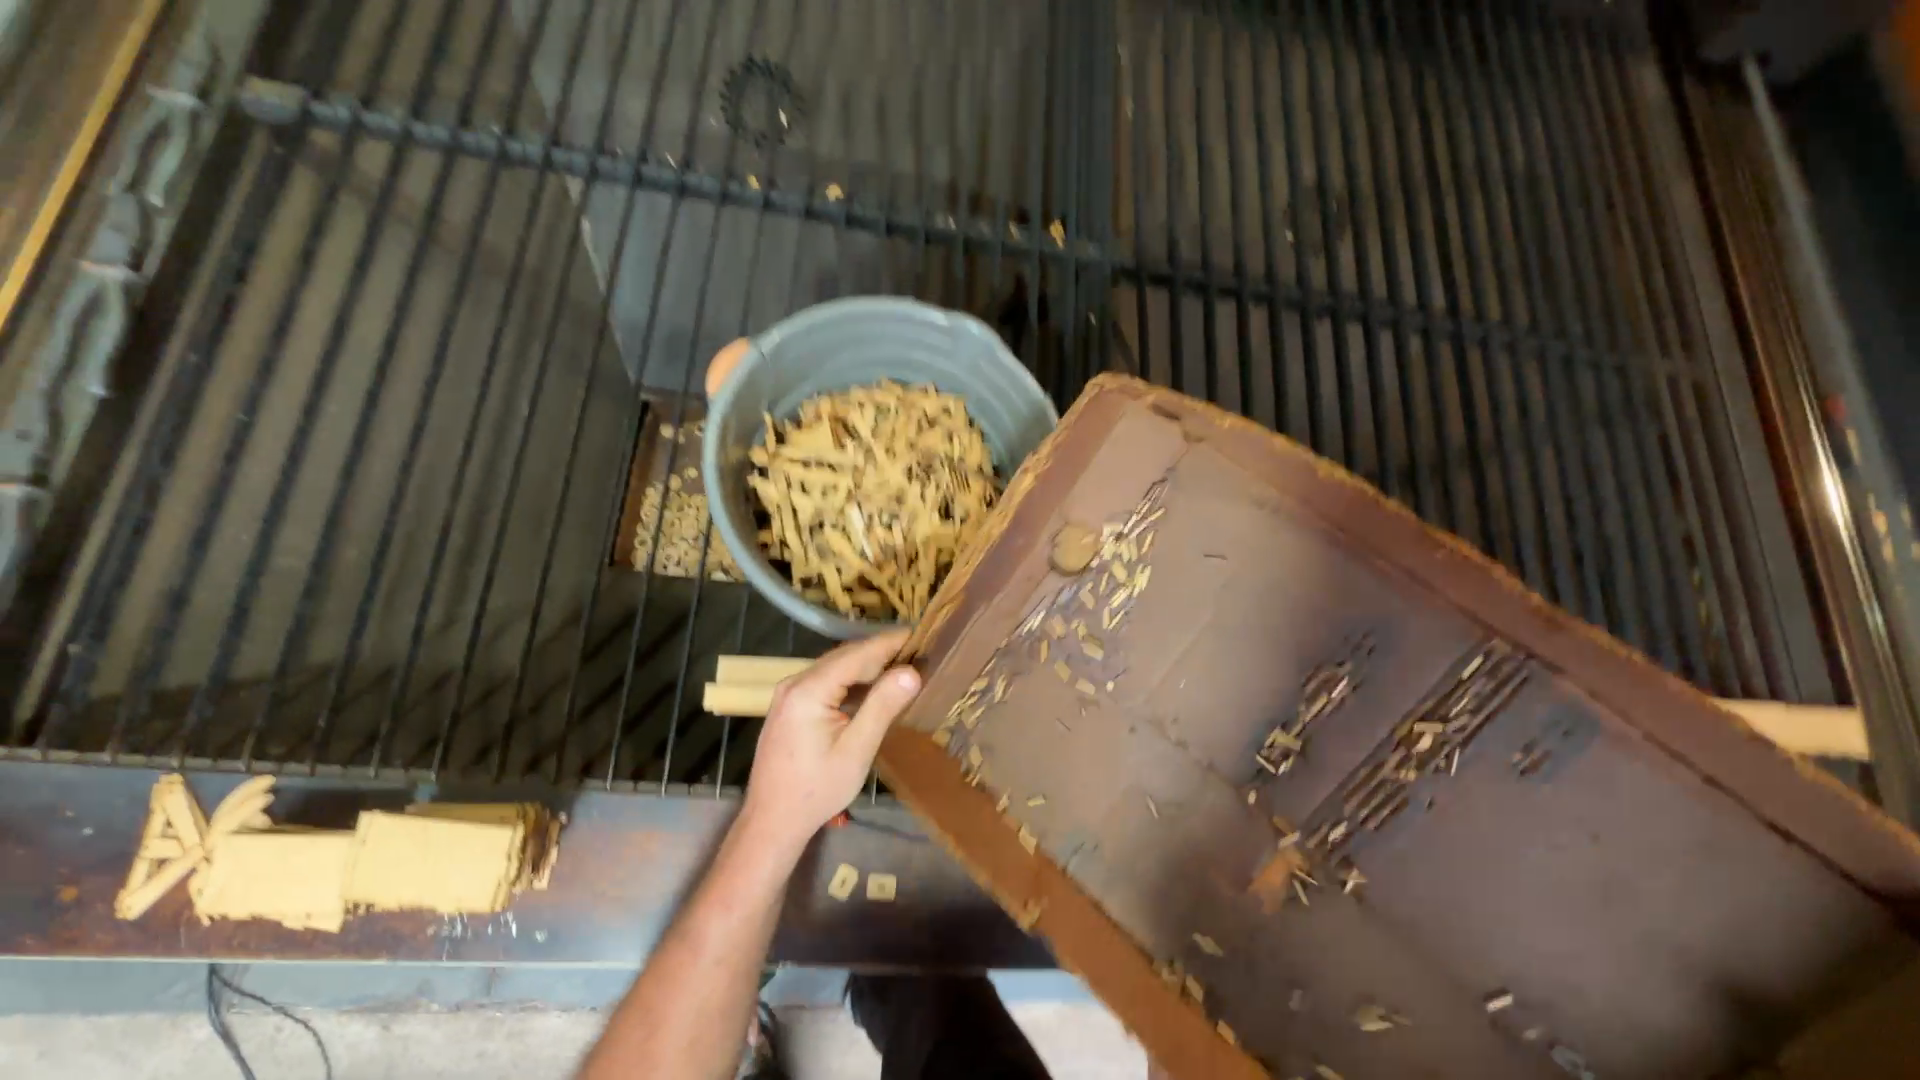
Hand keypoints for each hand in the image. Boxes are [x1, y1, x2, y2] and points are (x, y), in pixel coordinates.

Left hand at [741, 629, 921, 851]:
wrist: (772, 820)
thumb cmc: (817, 790)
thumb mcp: (857, 750)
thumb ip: (882, 707)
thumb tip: (912, 672)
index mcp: (809, 689)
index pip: (857, 654)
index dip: (890, 643)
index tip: (922, 635)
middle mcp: (795, 682)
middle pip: (845, 657)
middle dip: (881, 652)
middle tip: (919, 651)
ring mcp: (788, 694)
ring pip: (835, 668)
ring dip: (867, 666)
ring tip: (903, 666)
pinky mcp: (789, 706)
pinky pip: (825, 682)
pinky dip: (851, 681)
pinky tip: (873, 689)